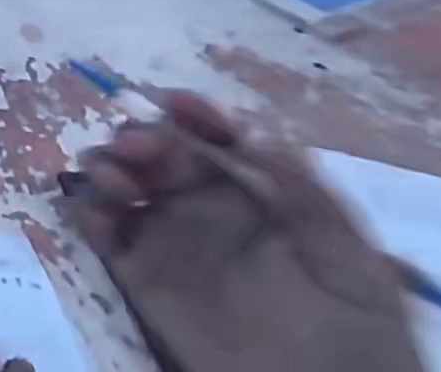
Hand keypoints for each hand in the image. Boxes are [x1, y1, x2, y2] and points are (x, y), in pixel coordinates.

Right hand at [70, 92, 424, 371]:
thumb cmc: (352, 340)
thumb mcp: (354, 268)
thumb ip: (311, 199)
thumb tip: (257, 133)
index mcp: (246, 193)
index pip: (210, 137)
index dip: (191, 112)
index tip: (173, 102)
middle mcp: (195, 201)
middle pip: (151, 147)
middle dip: (136, 134)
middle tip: (134, 147)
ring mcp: (161, 232)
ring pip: (115, 178)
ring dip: (104, 166)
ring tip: (114, 182)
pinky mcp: (133, 266)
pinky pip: (98, 228)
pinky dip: (86, 210)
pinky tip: (95, 214)